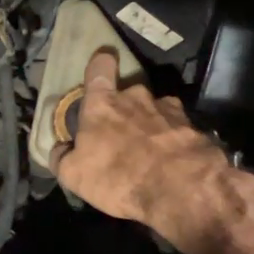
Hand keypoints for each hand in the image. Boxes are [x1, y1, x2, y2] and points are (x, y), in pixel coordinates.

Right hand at [50, 50, 250, 253]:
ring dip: (150, 125)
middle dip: (125, 110)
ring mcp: (168, 109)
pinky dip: (171, 140)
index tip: (102, 65)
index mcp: (103, 104)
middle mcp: (136, 97)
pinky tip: (170, 160)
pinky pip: (176, 128)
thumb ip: (62, 157)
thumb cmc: (117, 176)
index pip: (100, 68)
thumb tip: (60, 148)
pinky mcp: (193, 126)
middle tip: (122, 136)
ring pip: (154, 111)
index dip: (100, 65)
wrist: (179, 188)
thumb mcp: (73, 175)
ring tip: (150, 152)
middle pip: (128, 94)